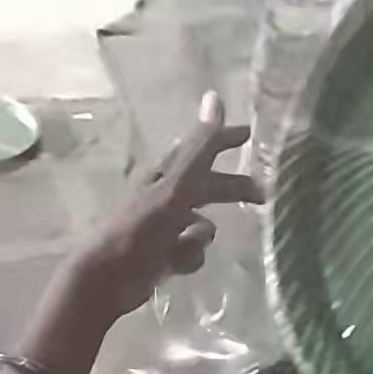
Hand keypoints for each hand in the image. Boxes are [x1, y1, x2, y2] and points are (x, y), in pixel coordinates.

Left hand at [61, 91, 261, 324]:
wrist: (110, 276)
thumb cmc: (140, 229)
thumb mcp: (175, 187)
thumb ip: (199, 149)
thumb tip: (214, 97)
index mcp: (167, 175)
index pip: (202, 149)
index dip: (224, 139)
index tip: (248, 135)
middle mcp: (167, 197)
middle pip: (208, 188)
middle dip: (231, 191)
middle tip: (262, 197)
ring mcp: (166, 227)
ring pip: (201, 227)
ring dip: (201, 237)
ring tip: (191, 245)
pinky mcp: (164, 255)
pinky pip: (191, 253)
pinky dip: (189, 258)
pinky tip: (177, 264)